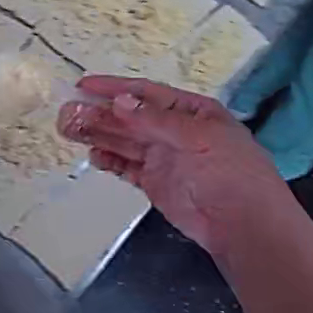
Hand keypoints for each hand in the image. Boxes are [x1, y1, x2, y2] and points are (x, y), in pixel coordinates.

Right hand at [58, 76, 290, 255]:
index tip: (83, 85)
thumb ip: (156, 120)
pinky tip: (92, 156)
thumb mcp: (199, 138)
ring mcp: (162, 157)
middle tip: (66, 110)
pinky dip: (108, 160)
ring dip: (97, 133)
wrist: (246, 228)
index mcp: (190, 112)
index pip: (145, 94)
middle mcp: (172, 131)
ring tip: (67, 128)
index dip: (114, 88)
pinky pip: (125, 166)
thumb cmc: (230, 174)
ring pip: (122, 140)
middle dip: (98, 112)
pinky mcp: (154, 182)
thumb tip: (119, 102)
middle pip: (128, 117)